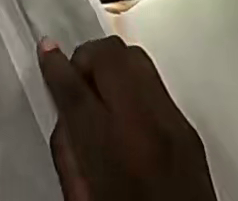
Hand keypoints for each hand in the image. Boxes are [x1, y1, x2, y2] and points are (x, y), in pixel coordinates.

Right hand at [39, 36, 215, 200]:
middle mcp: (145, 128)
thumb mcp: (80, 195)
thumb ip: (66, 147)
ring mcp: (173, 125)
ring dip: (113, 67)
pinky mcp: (190, 131)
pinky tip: (128, 112)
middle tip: (77, 81)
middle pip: (110, 55)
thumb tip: (64, 110)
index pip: (73, 87)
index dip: (54, 64)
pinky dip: (135, 85)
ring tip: (103, 94)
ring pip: (136, 58)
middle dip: (88, 59)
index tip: (46, 52)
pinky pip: (156, 84)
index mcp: (109, 148)